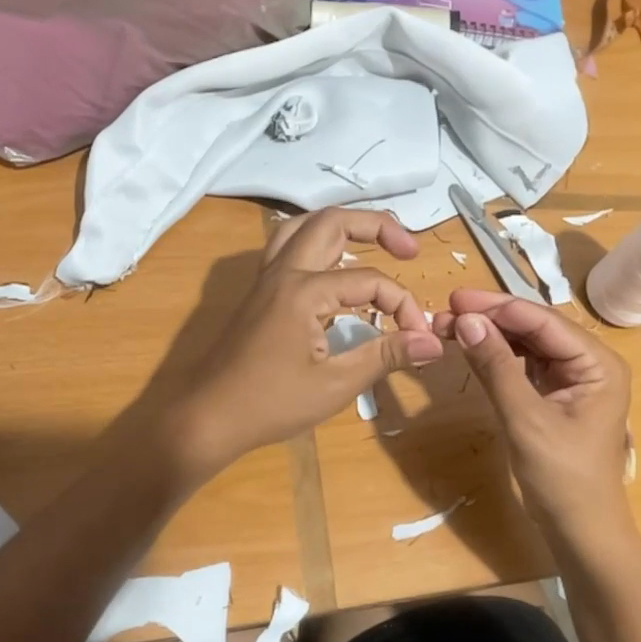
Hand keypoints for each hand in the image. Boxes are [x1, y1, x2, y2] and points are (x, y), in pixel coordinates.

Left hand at [168, 208, 443, 476]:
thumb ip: (386, 355)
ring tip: (373, 243)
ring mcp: (266, 279)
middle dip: (377, 226)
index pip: (371, 280)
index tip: (419, 338)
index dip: (403, 305)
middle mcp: (284, 271)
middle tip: (410, 249)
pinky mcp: (258, 293)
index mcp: (304, 290)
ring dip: (342, 226)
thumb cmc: (270, 404)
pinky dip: (316, 244)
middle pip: (333, 222)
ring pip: (304, 227)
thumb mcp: (336, 384)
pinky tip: (333, 268)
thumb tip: (434, 342)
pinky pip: (288, 247)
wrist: (206, 418)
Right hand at [432, 289, 632, 533]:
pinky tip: (472, 350)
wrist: (580, 530)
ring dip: (491, 336)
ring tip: (450, 328)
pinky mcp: (557, 397)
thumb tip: (465, 321)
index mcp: (599, 363)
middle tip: (445, 313)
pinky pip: (525, 366)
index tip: (455, 299)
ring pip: (528, 345)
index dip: (498, 308)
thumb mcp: (526, 419)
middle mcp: (590, 363)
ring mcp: (574, 380)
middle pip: (536, 328)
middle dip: (491, 320)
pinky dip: (498, 358)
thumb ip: (496, 367)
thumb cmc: (562, 477)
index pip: (544, 321)